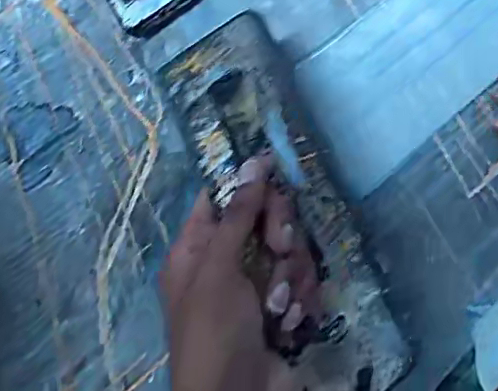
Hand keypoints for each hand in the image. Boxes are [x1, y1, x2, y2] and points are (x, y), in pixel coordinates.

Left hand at [159, 157, 318, 390]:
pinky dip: (299, 296)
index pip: (222, 195)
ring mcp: (255, 284)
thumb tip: (253, 160)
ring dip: (291, 271)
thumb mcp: (219, 271)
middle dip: (279, 230)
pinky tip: (289, 321)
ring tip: (279, 304)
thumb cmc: (213, 336)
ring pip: (288, 245)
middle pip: (263, 215)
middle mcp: (225, 261)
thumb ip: (238, 213)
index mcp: (197, 250)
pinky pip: (300, 277)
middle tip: (280, 247)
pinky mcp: (280, 304)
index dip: (247, 181)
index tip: (275, 170)